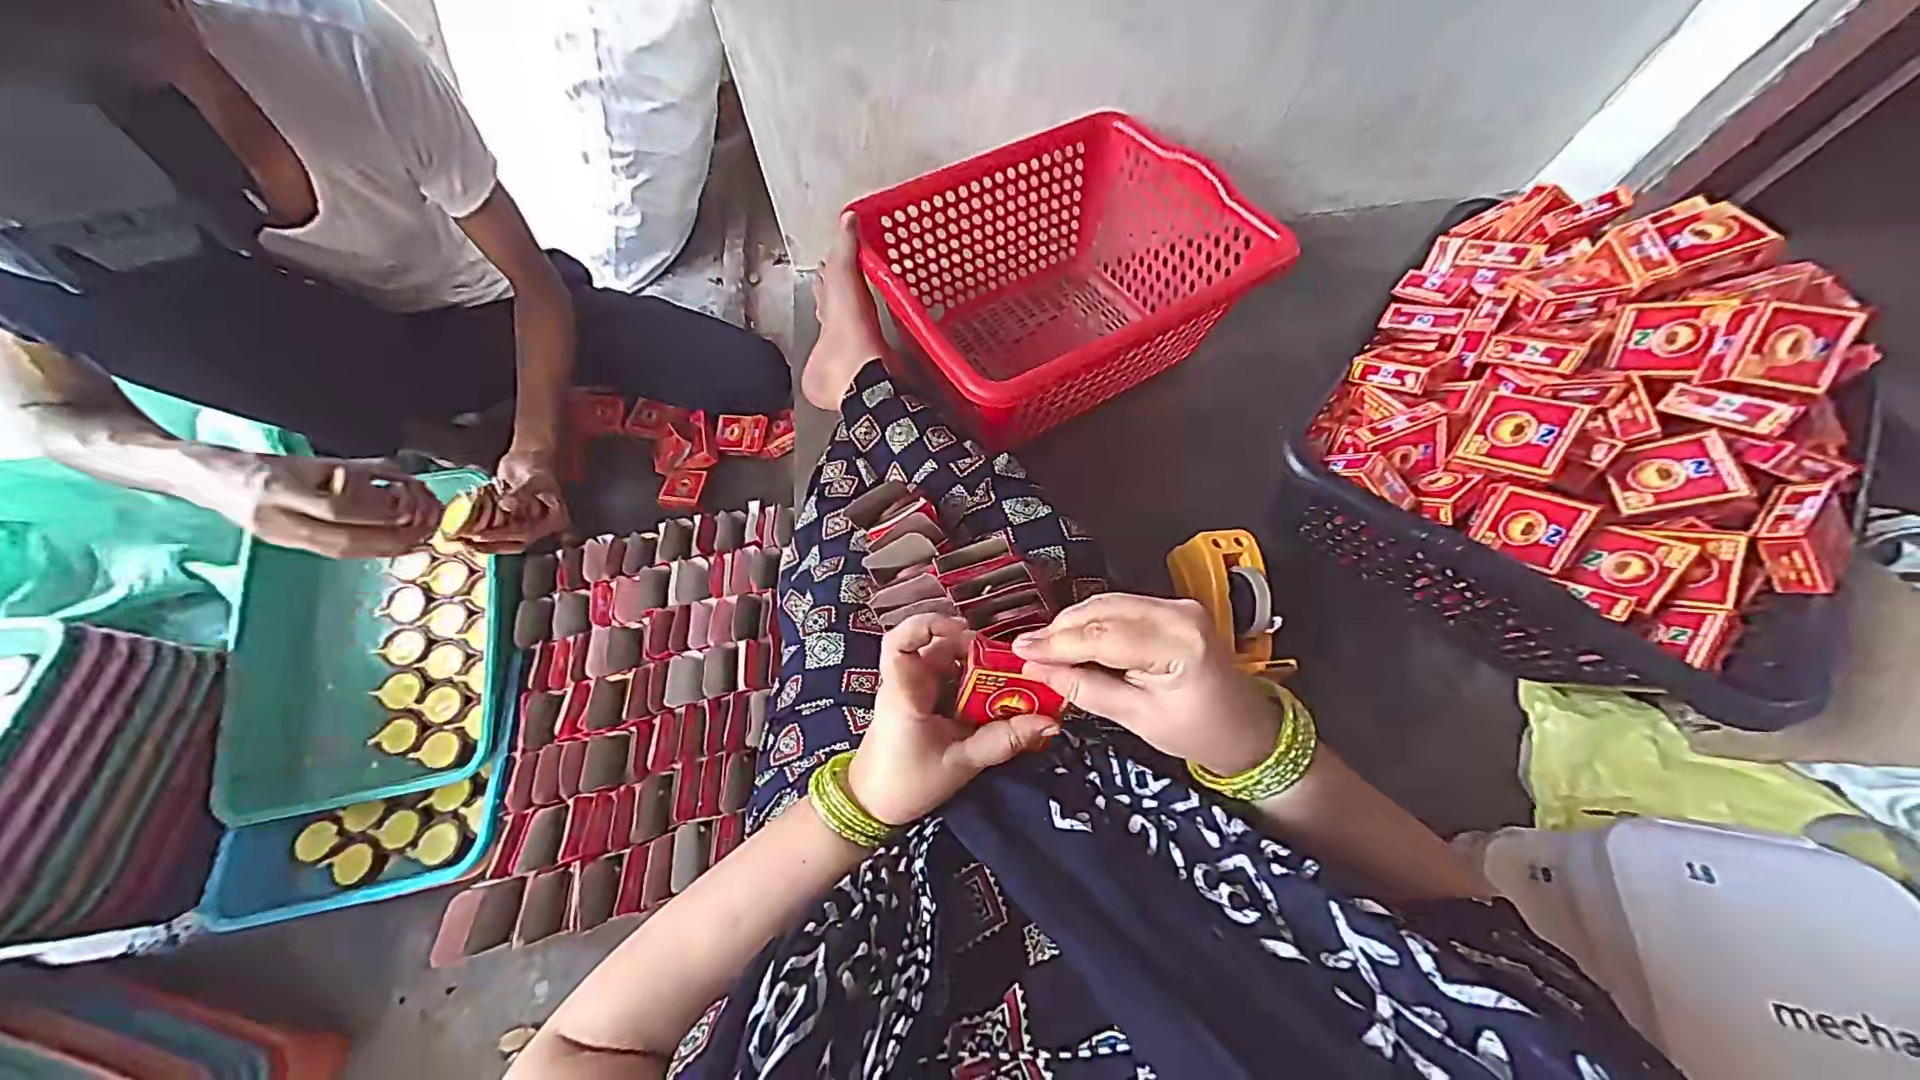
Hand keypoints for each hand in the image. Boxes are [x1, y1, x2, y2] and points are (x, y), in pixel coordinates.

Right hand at [230, 456, 440, 558]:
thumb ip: (361, 470)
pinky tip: (402, 540)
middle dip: (399, 533)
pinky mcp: (289, 547)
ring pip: (350, 551)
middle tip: (432, 521)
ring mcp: (281, 538)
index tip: (415, 499)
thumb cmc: (259, 463)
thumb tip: (407, 479)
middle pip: (349, 538)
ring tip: (425, 531)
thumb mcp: (311, 460)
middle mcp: (276, 519)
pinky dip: (378, 548)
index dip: (383, 508)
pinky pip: (342, 553)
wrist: (199, 477)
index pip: (338, 508)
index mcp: (277, 488)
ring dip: (395, 545)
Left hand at [468, 445, 570, 552]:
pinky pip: (497, 532)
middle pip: (515, 543)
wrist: (528, 455)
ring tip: (461, 538)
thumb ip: (521, 493)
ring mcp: (526, 524)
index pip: (527, 535)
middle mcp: (541, 527)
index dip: (503, 537)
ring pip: (504, 541)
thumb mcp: (532, 478)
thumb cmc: (535, 465)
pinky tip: (465, 530)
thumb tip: (507, 505)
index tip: (480, 536)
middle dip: (490, 545)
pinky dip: (482, 532)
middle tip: (465, 542)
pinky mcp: (512, 521)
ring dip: (483, 542)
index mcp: (553, 520)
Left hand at [845, 615, 1059, 825]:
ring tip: (1004, 677)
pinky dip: (970, 679)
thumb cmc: (907, 782)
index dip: (927, 624)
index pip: (900, 641)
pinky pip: (948, 677)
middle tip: (1004, 661)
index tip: (962, 628)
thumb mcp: (961, 763)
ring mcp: (912, 688)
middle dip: (970, 647)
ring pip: (943, 659)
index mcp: (904, 692)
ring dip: (973, 663)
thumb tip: (1049, 722)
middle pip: (933, 645)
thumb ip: (1003, 741)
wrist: (873, 803)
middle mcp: (906, 681)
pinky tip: (992, 693)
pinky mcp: (921, 698)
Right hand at [1013, 594, 1280, 775]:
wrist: (1245, 727)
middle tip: (1027, 651)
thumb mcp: (1137, 718)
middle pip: (1101, 611)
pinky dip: (1090, 622)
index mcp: (1179, 643)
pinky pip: (1119, 607)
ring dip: (1071, 624)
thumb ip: (1085, 688)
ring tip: (1043, 648)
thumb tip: (1038, 670)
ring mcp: (1176, 606)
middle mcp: (1179, 613)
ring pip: (1106, 604)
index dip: (1056, 643)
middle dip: (1059, 630)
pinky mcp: (1170, 608)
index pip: (1103, 636)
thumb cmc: (1201, 730)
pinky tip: (1071, 639)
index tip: (1021, 651)